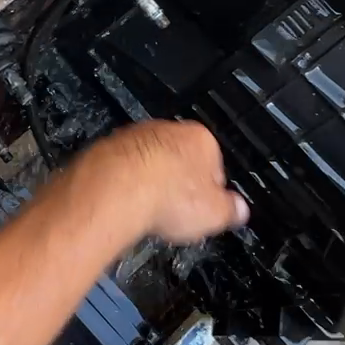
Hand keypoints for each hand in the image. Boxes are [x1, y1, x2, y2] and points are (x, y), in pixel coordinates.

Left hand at [67, 120, 247, 244]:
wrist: (114, 191)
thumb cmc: (164, 196)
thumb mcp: (215, 214)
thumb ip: (231, 209)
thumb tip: (238, 210)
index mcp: (201, 139)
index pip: (215, 163)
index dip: (210, 191)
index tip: (205, 207)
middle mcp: (166, 130)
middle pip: (179, 159)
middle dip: (177, 184)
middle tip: (176, 213)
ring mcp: (134, 137)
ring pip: (148, 162)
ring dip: (149, 183)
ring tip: (149, 213)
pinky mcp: (106, 148)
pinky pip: (122, 168)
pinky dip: (124, 185)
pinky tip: (125, 206)